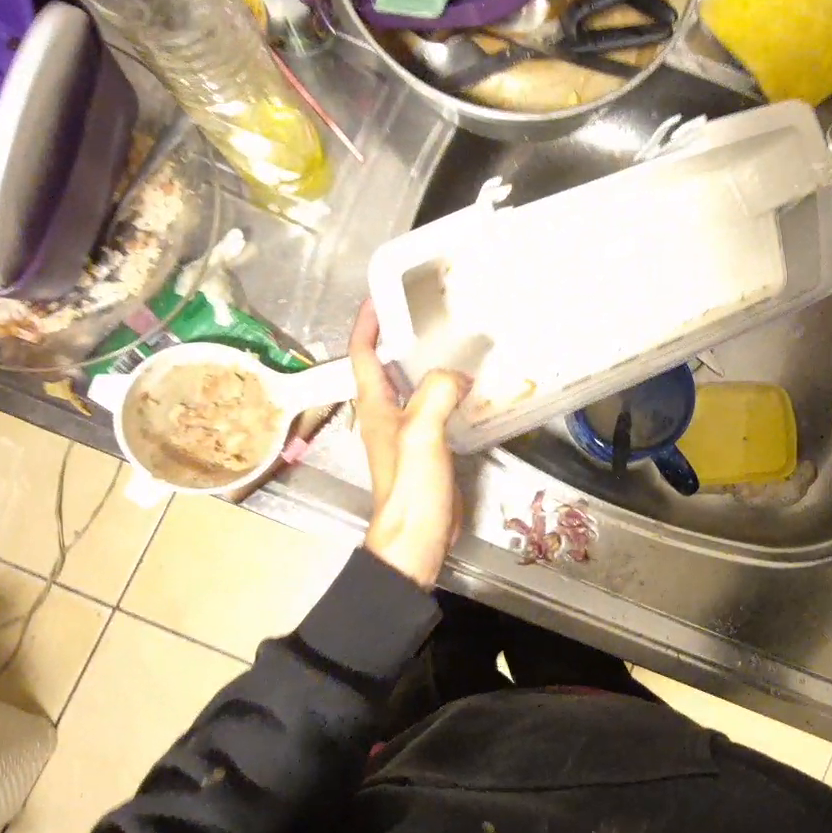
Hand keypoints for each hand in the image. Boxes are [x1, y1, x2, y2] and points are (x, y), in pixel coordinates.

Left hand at [349, 301, 469, 588]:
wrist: (416, 536)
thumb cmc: (411, 487)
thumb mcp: (422, 433)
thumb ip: (437, 395)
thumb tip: (458, 375)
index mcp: (375, 406)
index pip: (363, 354)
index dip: (368, 323)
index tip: (381, 297)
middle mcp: (385, 414)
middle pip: (385, 366)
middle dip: (399, 337)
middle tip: (427, 314)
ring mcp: (404, 432)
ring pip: (411, 386)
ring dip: (424, 363)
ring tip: (451, 342)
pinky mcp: (425, 448)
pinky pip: (432, 408)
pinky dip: (445, 391)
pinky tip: (468, 388)